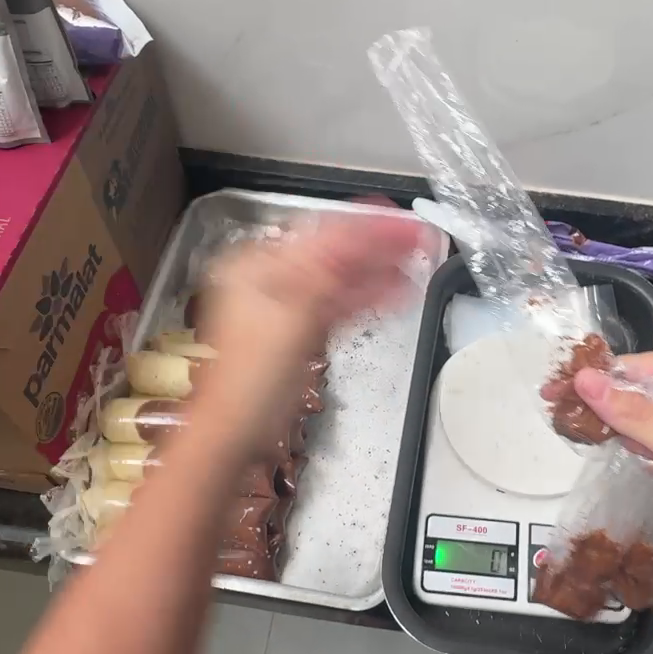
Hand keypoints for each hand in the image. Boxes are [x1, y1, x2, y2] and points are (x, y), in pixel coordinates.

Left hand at [193, 213, 425, 448]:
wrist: (236, 430)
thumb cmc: (247, 382)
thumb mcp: (291, 318)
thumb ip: (325, 274)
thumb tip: (355, 238)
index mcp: (258, 267)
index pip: (320, 235)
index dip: (365, 227)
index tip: (401, 223)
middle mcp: (269, 280)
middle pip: (333, 254)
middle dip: (376, 247)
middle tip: (416, 238)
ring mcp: (285, 306)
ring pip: (340, 279)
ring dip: (377, 271)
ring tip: (414, 261)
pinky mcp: (298, 331)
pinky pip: (339, 305)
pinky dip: (366, 298)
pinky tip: (394, 293)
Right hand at [572, 347, 652, 549]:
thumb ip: (631, 414)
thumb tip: (582, 380)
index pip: (638, 366)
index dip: (596, 377)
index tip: (556, 388)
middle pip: (633, 385)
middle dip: (596, 398)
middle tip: (552, 404)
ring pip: (632, 410)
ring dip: (603, 419)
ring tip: (564, 423)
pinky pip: (640, 433)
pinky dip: (619, 438)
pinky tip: (591, 439)